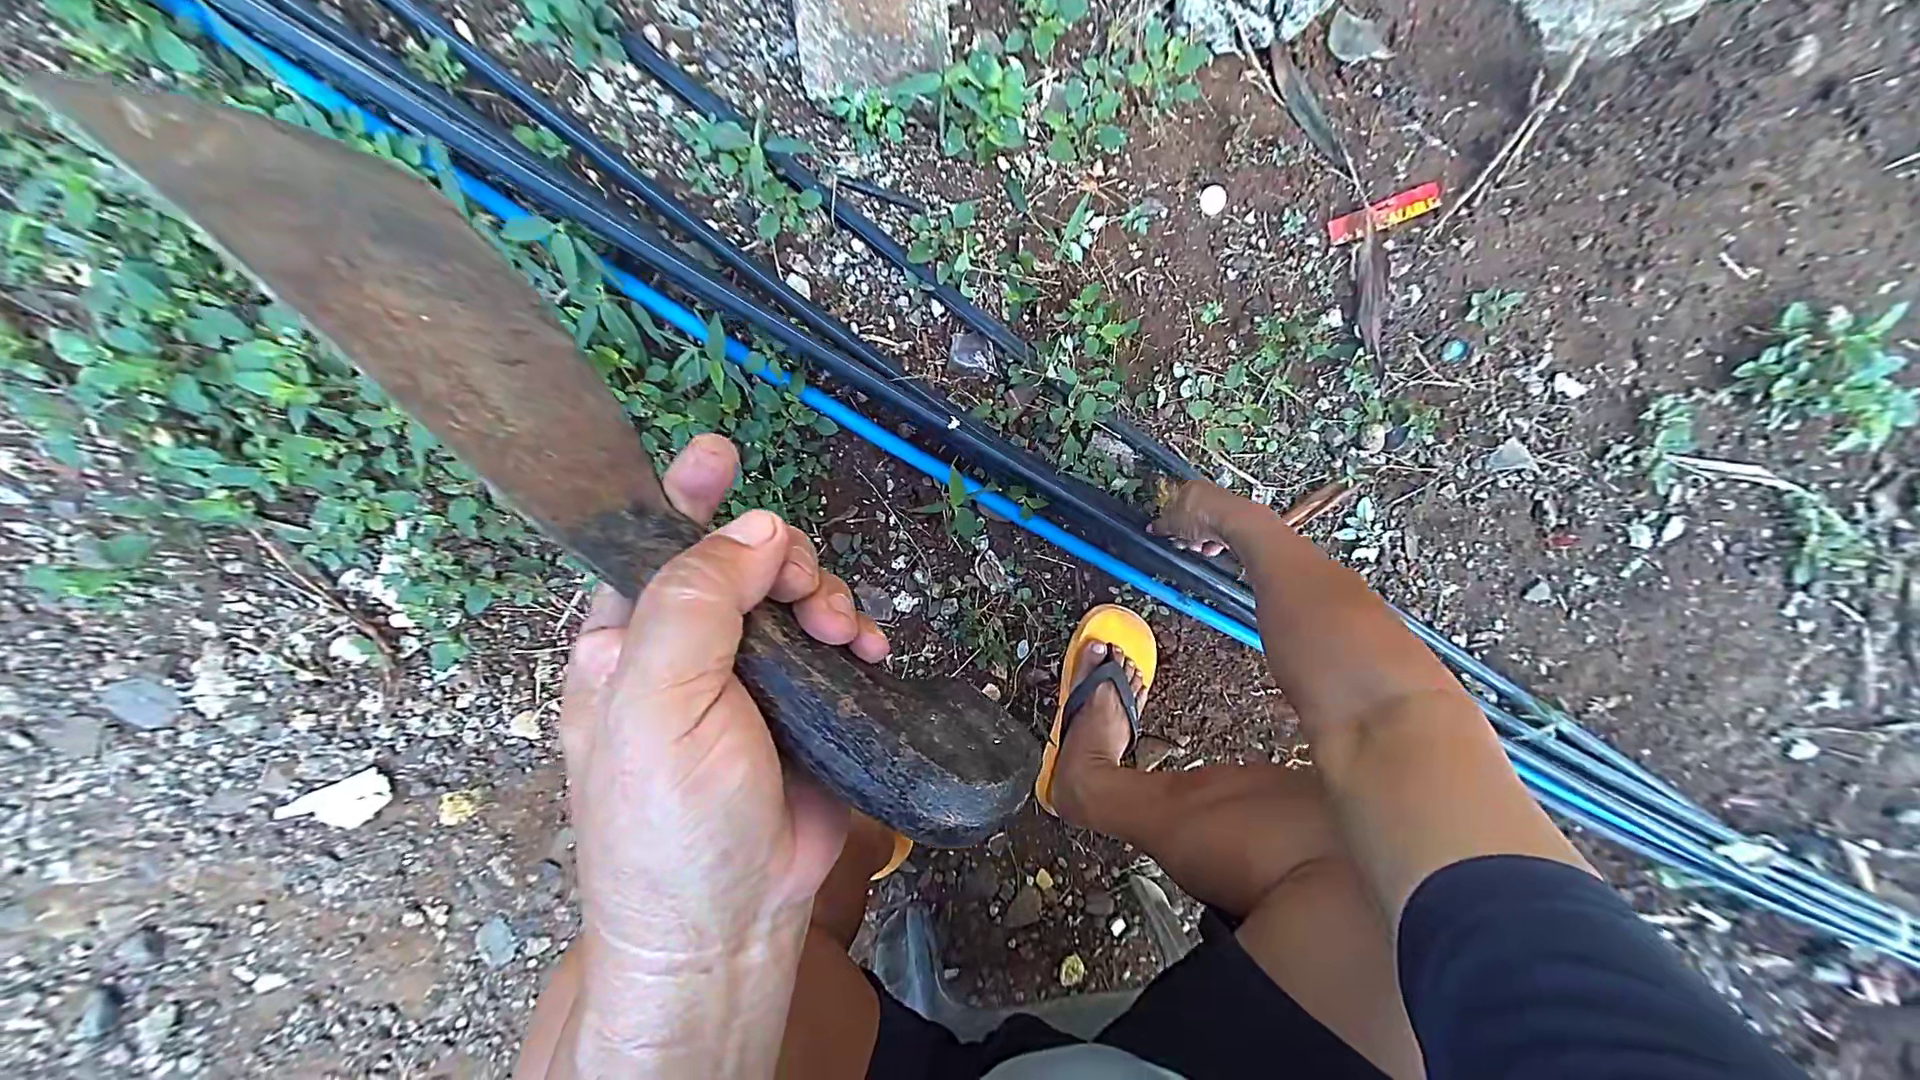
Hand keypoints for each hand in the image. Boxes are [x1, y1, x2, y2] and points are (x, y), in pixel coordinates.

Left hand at [555, 434, 887, 1072]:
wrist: (732, 918)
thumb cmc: (669, 819)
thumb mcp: (656, 704)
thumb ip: (695, 602)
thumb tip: (759, 529)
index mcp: (632, 638)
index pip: (652, 543)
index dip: (684, 495)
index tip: (718, 454)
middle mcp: (693, 645)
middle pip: (744, 561)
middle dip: (784, 559)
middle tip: (808, 593)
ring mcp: (754, 672)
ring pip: (796, 594)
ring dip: (828, 596)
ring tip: (844, 631)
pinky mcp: (806, 697)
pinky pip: (834, 637)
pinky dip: (855, 631)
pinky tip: (868, 650)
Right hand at [1150, 477, 1256, 556]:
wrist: (1237, 524)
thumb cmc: (1207, 515)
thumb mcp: (1172, 523)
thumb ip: (1160, 526)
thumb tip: (1153, 528)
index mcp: (1191, 487)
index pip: (1174, 503)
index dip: (1169, 520)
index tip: (1166, 530)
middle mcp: (1209, 494)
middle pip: (1190, 517)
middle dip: (1185, 533)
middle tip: (1182, 540)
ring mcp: (1224, 507)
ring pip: (1205, 528)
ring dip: (1199, 540)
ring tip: (1199, 545)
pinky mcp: (1235, 522)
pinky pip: (1219, 536)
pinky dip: (1214, 543)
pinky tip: (1212, 547)